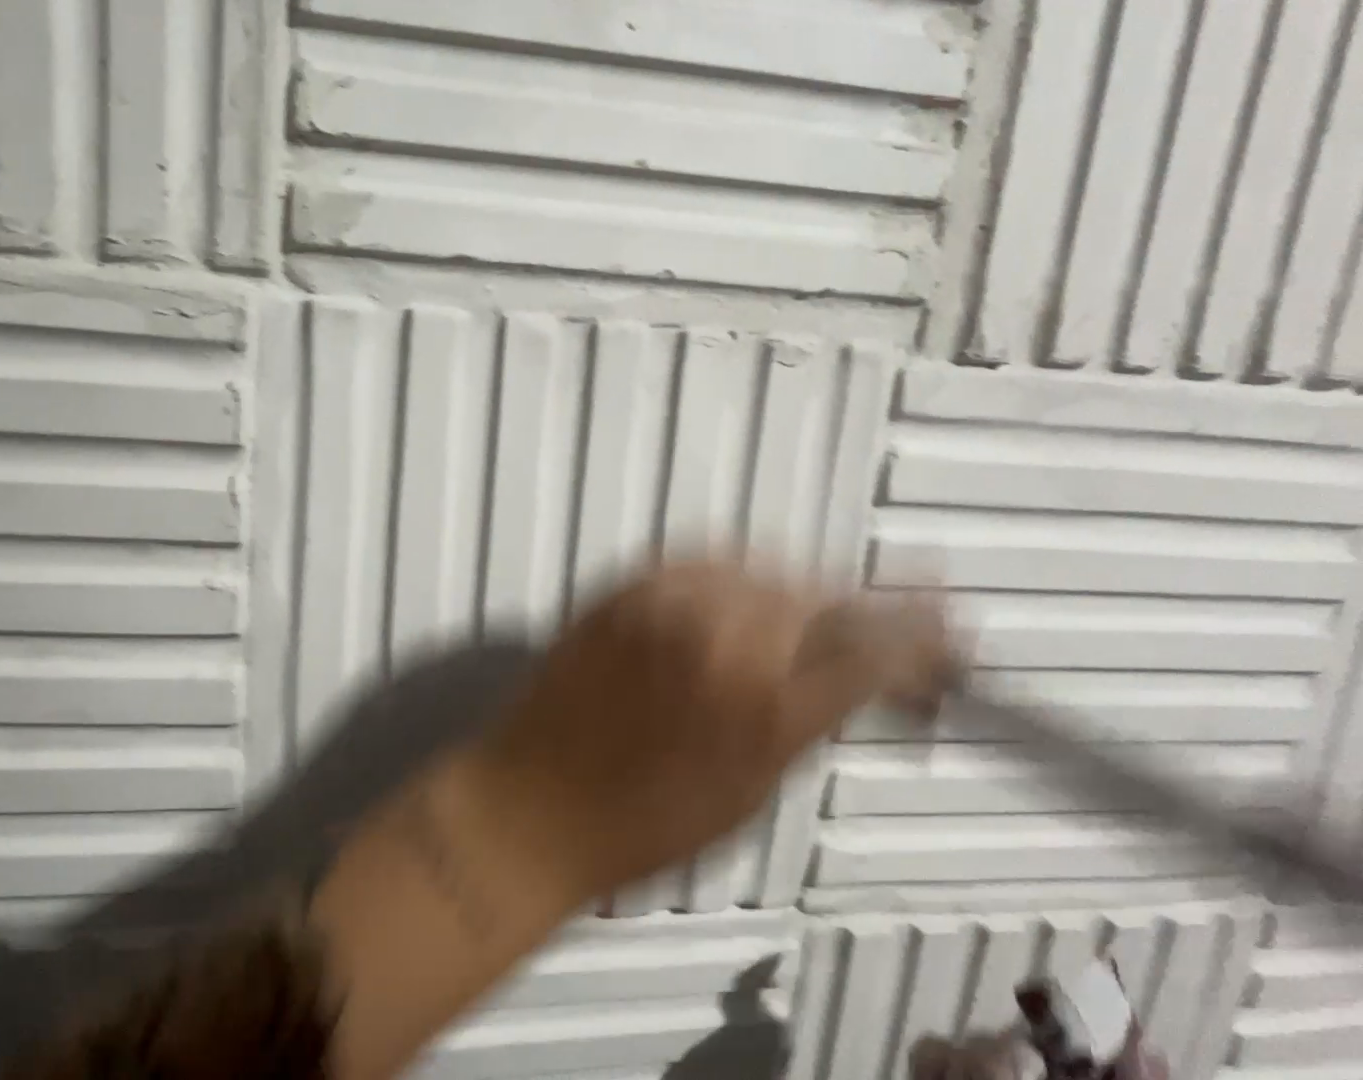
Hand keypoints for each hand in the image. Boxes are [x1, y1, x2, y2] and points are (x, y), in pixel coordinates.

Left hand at [465, 557, 958, 898]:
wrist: (529, 805)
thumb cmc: (641, 826)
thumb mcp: (750, 793)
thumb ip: (805, 724)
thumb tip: (852, 681)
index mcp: (767, 704)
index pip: (876, 652)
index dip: (925, 644)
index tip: (950, 642)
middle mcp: (723, 636)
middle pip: (823, 600)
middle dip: (860, 622)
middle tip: (872, 643)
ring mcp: (666, 602)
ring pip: (766, 570)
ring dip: (799, 595)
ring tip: (805, 626)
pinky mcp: (623, 587)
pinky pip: (702, 558)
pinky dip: (737, 574)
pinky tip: (745, 599)